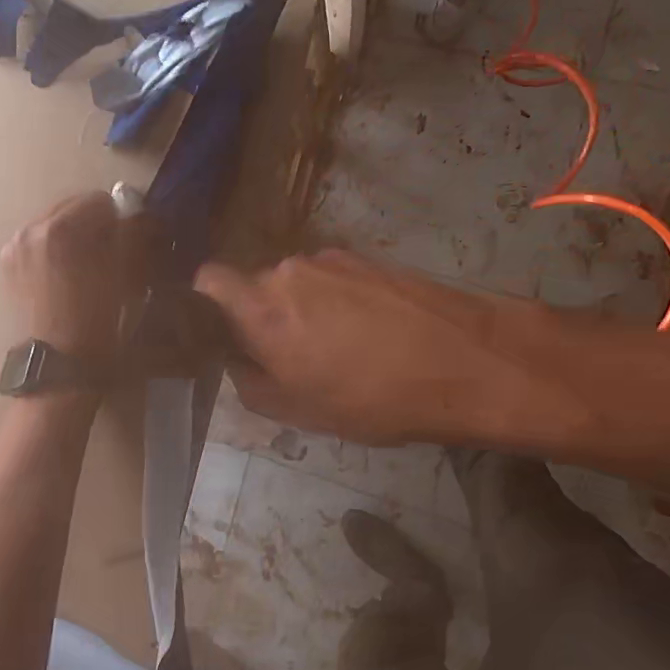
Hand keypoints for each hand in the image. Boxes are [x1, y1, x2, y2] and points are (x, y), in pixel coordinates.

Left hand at [1, 192, 125, 359]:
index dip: (121, 216)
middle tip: (114, 248)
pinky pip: (40, 242)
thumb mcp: (128, 271)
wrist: (61, 363)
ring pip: (55, 223)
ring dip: (76, 234)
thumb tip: (139, 211)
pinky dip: (57, 249)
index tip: (131, 237)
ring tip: (91, 262)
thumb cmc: (100, 318)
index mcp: (61, 229)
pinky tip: (71, 273)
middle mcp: (31, 231)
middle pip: (73, 207)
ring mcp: (15, 249)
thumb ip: (133, 232)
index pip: (99, 200)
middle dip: (96, 222)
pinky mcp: (9, 267)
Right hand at [194, 250, 531, 445]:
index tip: (228, 333)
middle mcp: (290, 271)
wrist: (460, 360)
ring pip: (300, 283)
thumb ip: (250, 382)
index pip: (209, 280)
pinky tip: (372, 331)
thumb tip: (240, 360)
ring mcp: (333, 259)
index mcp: (261, 307)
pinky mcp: (369, 258)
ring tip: (343, 347)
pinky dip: (341, 300)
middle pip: (260, 286)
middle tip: (296, 355)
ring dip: (307, 308)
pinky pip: (335, 278)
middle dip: (268, 316)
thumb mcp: (298, 411)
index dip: (210, 303)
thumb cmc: (371, 397)